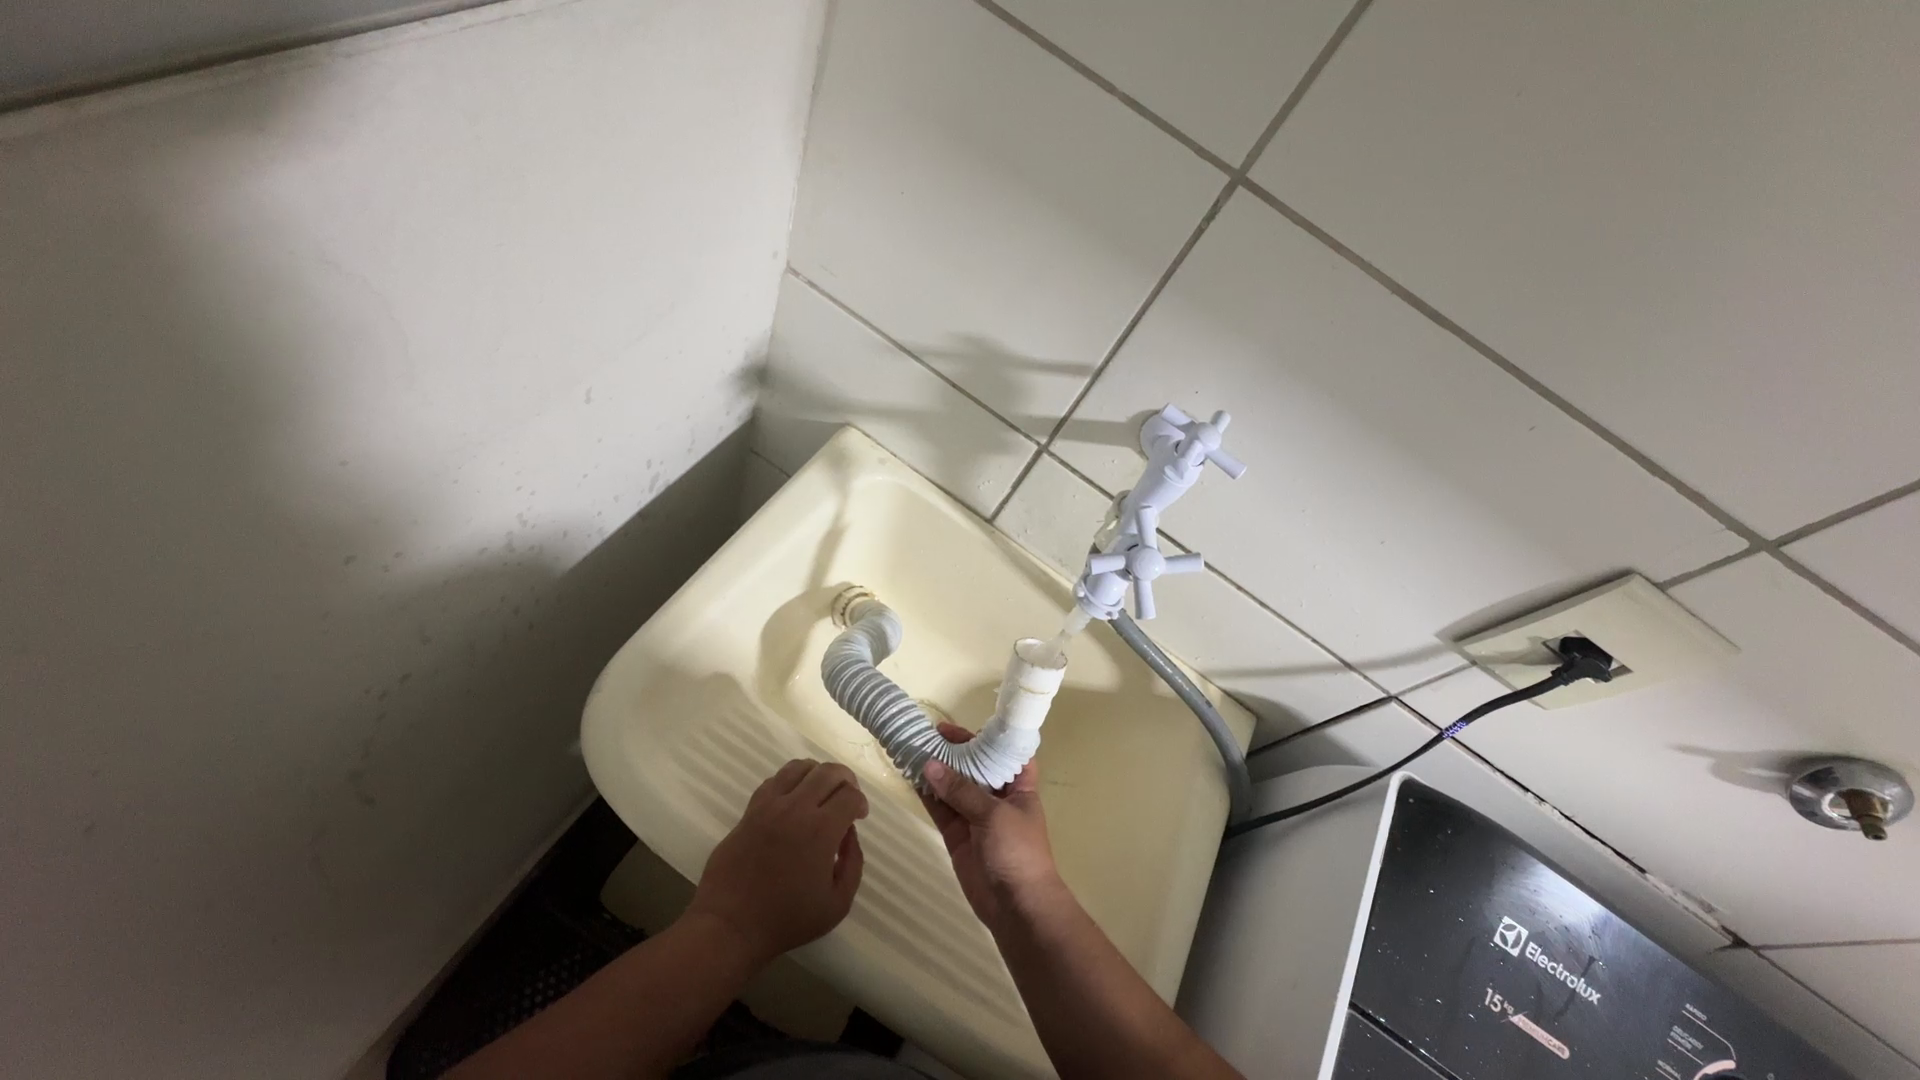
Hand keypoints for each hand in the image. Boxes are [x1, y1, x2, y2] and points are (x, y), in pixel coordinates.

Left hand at [686, 759, 866, 965]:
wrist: (730, 926)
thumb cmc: (786, 920)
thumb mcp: (837, 904)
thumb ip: (853, 863)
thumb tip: (849, 834)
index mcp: (820, 830)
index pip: (850, 795)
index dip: (861, 802)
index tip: (859, 817)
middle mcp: (795, 809)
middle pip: (828, 772)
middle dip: (846, 779)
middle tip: (847, 799)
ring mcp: (768, 806)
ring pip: (799, 767)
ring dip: (817, 774)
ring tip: (821, 794)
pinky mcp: (749, 811)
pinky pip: (774, 780)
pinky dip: (791, 782)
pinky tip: (793, 802)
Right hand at [920, 723, 1063, 927]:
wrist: (1017, 906)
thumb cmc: (1018, 851)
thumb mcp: (993, 814)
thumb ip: (961, 790)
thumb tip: (929, 764)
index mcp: (1019, 787)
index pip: (1006, 754)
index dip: (989, 739)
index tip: (965, 729)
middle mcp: (998, 798)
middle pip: (976, 767)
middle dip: (956, 752)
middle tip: (930, 735)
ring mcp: (976, 817)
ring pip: (954, 787)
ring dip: (937, 771)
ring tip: (914, 749)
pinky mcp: (958, 835)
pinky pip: (941, 808)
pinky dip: (928, 794)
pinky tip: (911, 776)